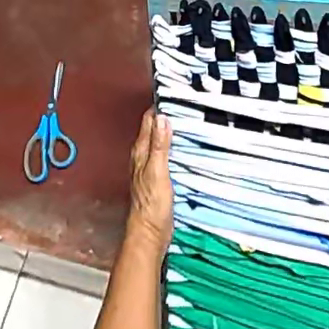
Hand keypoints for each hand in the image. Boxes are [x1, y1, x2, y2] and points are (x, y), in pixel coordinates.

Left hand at [123, 110, 172, 260]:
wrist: (149, 235)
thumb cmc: (152, 204)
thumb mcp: (158, 172)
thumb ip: (159, 146)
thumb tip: (162, 117)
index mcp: (141, 151)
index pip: (149, 120)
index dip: (159, 106)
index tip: (175, 93)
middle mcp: (142, 156)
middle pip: (154, 129)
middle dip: (166, 116)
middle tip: (186, 103)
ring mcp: (149, 167)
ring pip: (159, 141)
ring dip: (170, 131)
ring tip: (187, 120)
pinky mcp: (157, 178)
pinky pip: (165, 154)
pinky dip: (173, 146)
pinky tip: (183, 147)